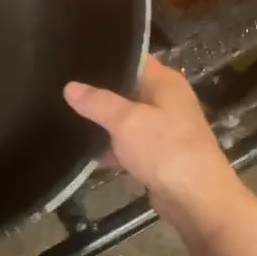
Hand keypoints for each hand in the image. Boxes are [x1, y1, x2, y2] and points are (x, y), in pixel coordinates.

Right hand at [64, 56, 238, 222]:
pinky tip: (84, 153)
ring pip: (124, 120)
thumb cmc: (164, 149)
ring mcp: (162, 130)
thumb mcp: (126, 121)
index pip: (134, 60)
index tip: (74, 60)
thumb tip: (69, 87)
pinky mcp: (156, 155)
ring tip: (65, 118)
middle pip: (126, 90)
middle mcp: (166, 101)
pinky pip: (126, 145)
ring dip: (101, 123)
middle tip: (61, 90)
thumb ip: (97, 102)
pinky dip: (109, 148)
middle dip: (97, 93)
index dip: (107, 57)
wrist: (195, 198)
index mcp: (165, 83)